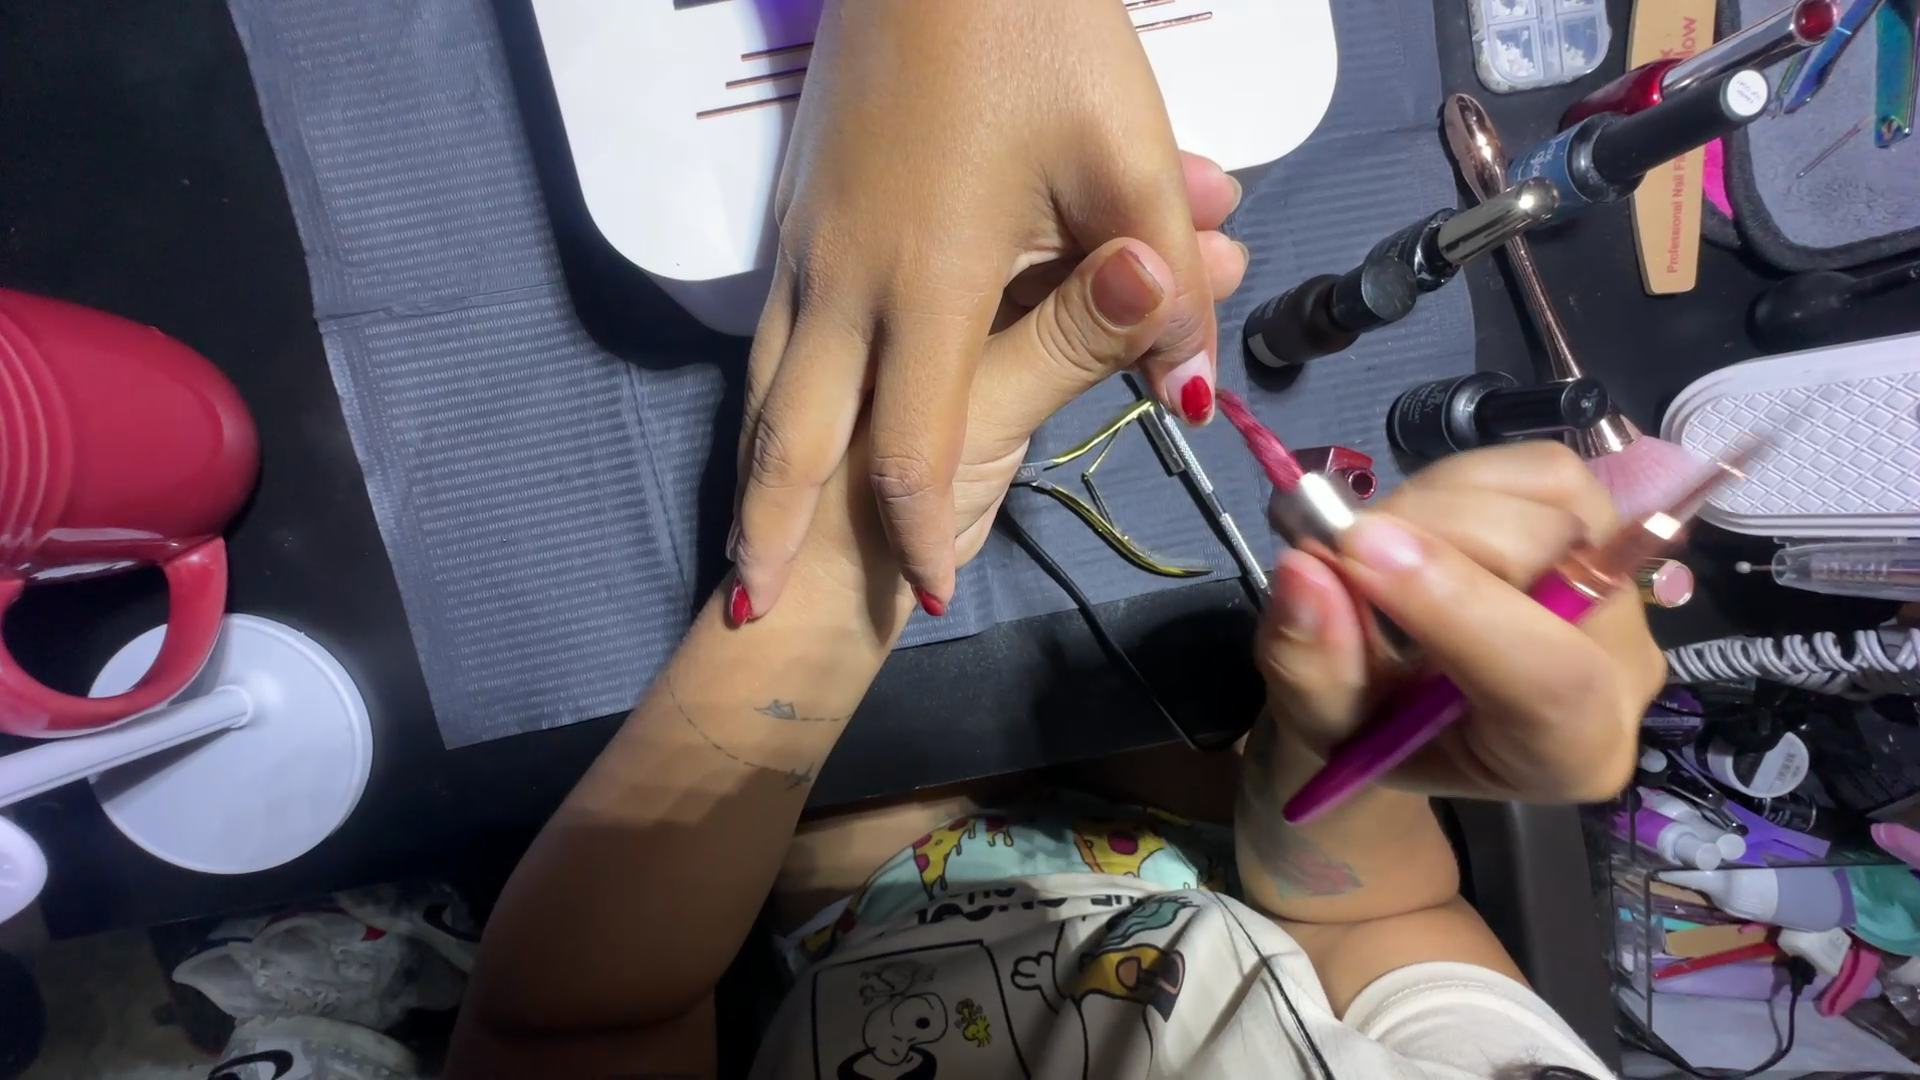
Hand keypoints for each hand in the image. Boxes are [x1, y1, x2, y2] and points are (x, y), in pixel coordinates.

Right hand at [733, 0, 1237, 620]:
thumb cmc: (1033, 37)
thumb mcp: (1122, 165)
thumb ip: (1154, 294)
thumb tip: (1191, 397)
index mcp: (924, 288)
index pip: (910, 451)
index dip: (920, 532)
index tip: (929, 595)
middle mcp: (841, 290)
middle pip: (786, 442)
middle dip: (765, 537)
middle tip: (754, 608)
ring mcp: (801, 256)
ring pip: (762, 393)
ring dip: (749, 483)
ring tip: (741, 554)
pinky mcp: (789, 227)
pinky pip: (767, 344)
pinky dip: (762, 411)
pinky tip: (765, 439)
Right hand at [1254, 443, 1668, 803]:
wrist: (1402, 711)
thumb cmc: (1363, 732)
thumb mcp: (1314, 725)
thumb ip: (1309, 663)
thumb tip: (1304, 566)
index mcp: (1563, 752)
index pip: (1551, 674)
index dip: (1451, 600)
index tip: (1351, 549)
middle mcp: (1621, 671)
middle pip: (1551, 557)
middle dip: (1423, 533)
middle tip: (1338, 547)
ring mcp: (1616, 593)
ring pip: (1551, 497)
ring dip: (1435, 501)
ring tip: (1374, 541)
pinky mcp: (1599, 535)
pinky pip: (1542, 471)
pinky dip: (1459, 478)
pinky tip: (1416, 522)